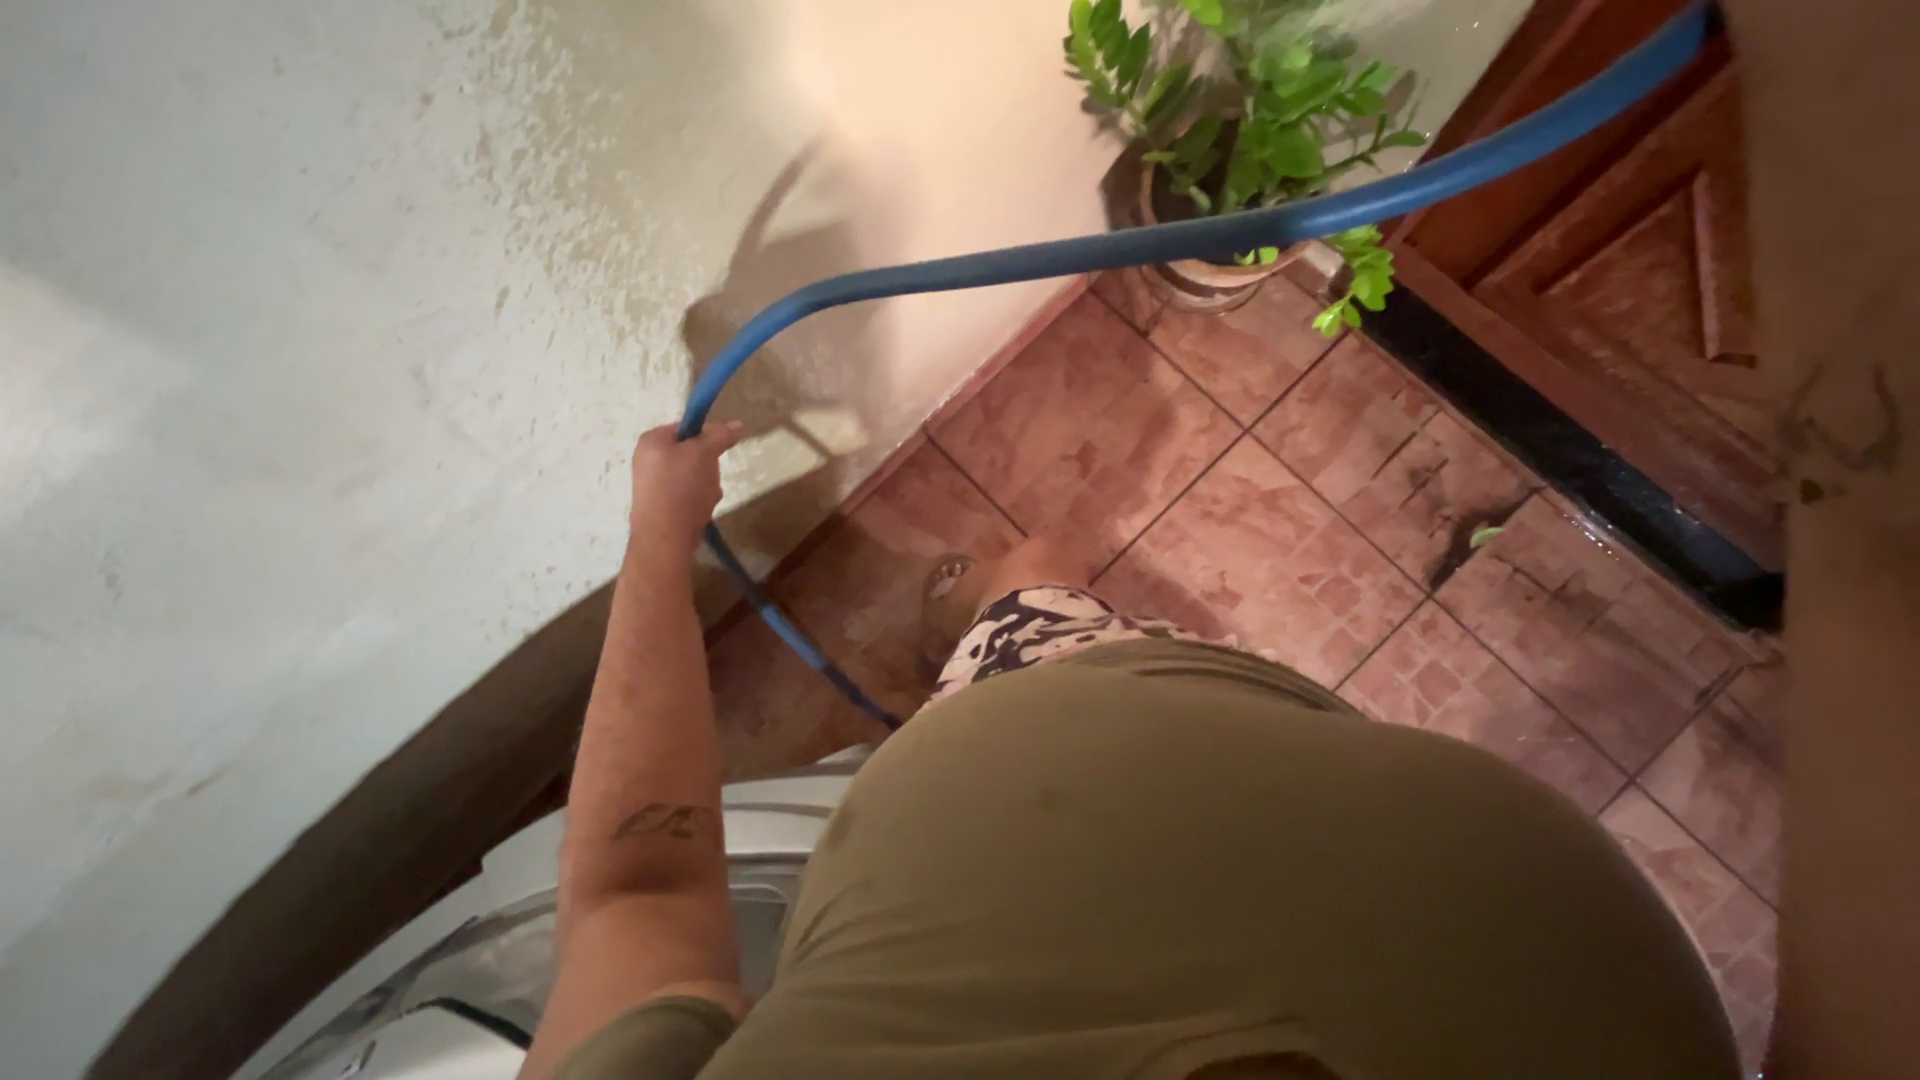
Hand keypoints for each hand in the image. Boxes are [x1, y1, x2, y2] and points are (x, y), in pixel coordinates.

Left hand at [627, 421, 743, 561]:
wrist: (665, 537)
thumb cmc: (682, 488)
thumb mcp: (704, 455)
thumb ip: (720, 436)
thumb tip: (737, 425)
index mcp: (652, 440)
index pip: (687, 427)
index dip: (708, 436)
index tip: (721, 451)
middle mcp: (647, 458)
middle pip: (691, 452)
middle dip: (709, 465)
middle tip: (712, 477)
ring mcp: (651, 483)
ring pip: (692, 474)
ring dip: (707, 484)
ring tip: (707, 497)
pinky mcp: (659, 504)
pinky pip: (686, 493)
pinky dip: (698, 499)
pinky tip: (701, 509)